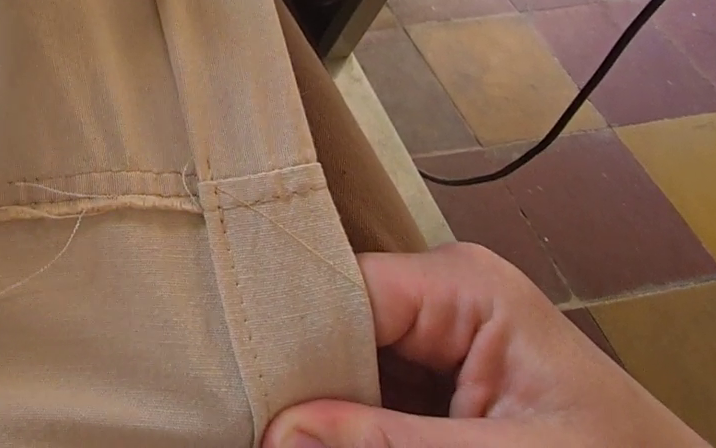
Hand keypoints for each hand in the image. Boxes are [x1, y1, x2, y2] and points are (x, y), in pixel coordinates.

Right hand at [266, 244, 707, 447]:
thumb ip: (390, 445)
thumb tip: (279, 433)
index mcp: (464, 285)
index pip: (346, 290)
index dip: (293, 337)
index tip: (251, 387)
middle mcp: (439, 293)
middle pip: (336, 322)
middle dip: (302, 374)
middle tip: (258, 415)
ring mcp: (434, 333)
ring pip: (343, 357)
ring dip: (319, 401)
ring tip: (280, 425)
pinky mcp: (433, 374)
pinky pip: (367, 387)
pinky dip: (346, 419)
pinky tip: (318, 432)